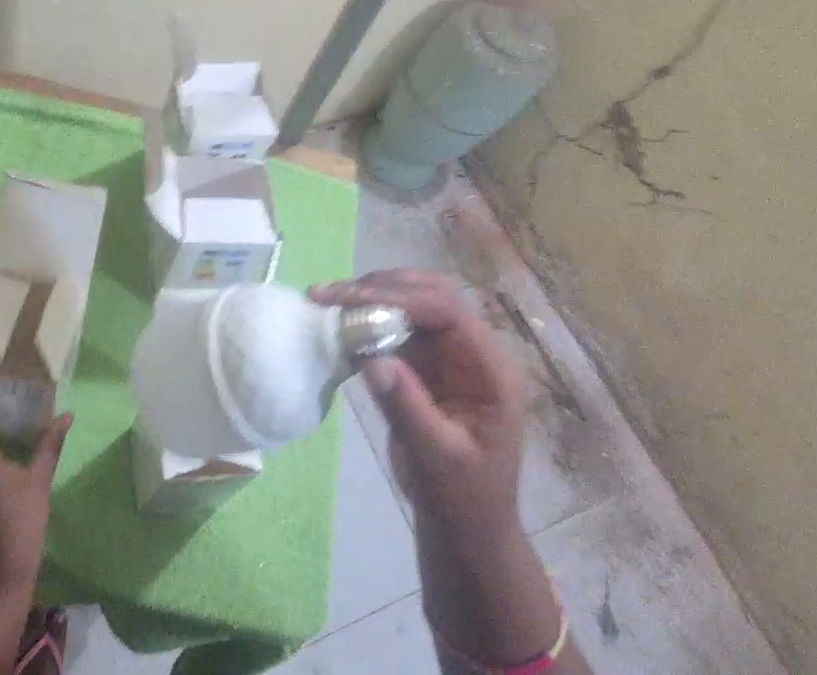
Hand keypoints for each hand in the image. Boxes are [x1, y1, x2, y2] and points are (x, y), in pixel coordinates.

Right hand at [311, 269, 528, 542]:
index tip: (348, 301)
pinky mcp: (426, 365)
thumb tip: (371, 359)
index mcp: (491, 370)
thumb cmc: (462, 499)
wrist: (466, 529)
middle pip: (431, 295)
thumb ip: (408, 408)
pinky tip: (337, 325)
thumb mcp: (438, 459)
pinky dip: (366, 321)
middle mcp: (473, 352)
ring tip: (326, 300)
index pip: (446, 312)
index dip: (398, 298)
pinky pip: (396, 329)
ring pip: (412, 304)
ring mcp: (450, 356)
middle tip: (329, 294)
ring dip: (370, 297)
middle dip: (380, 287)